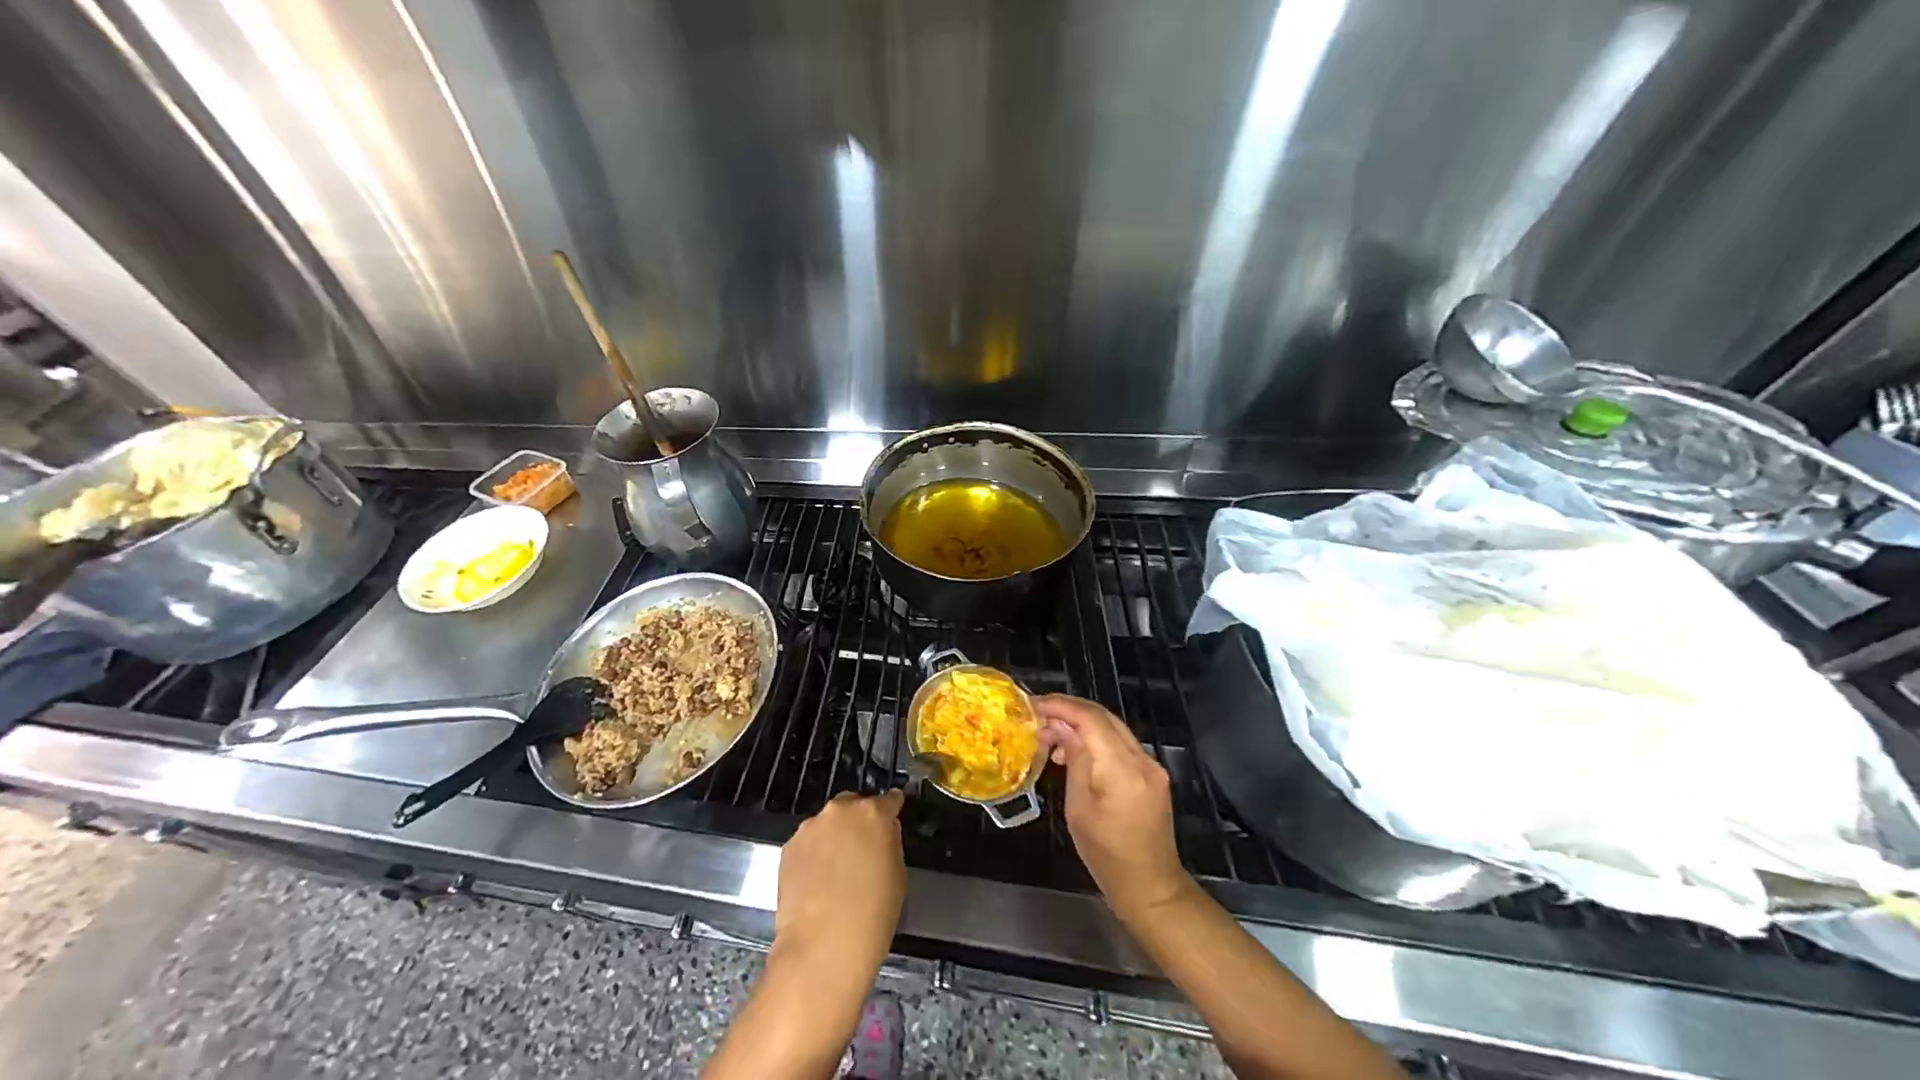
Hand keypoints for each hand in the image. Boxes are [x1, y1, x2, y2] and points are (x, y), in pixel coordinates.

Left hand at [773, 790, 905, 977]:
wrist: (822, 947)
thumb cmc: (873, 914)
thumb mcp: (898, 874)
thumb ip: (890, 843)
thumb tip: (883, 834)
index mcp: (873, 813)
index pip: (889, 799)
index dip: (892, 809)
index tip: (893, 817)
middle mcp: (840, 811)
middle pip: (853, 806)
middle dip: (859, 821)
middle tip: (864, 849)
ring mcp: (810, 828)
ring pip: (828, 824)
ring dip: (835, 837)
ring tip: (838, 870)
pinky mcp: (788, 848)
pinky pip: (808, 843)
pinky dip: (815, 854)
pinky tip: (818, 881)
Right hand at [1035, 695, 1188, 918]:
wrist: (1150, 886)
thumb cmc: (1106, 856)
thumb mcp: (1079, 808)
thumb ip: (1074, 760)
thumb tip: (1061, 728)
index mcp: (1122, 768)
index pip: (1090, 718)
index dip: (1060, 706)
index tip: (1032, 706)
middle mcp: (1142, 759)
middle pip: (1103, 717)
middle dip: (1068, 711)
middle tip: (1037, 717)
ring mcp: (1151, 765)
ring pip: (1112, 728)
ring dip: (1081, 725)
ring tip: (1049, 737)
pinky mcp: (1152, 774)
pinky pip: (1121, 744)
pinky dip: (1096, 740)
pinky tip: (1074, 754)